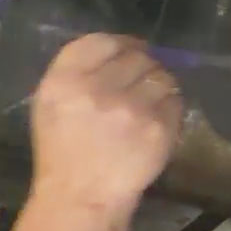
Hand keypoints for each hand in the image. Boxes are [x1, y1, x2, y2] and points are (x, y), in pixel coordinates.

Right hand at [29, 34, 181, 215]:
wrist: (84, 188)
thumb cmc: (66, 145)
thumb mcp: (53, 103)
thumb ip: (81, 74)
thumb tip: (121, 50)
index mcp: (62, 82)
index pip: (99, 42)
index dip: (122, 42)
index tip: (134, 47)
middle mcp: (98, 90)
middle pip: (138, 58)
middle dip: (146, 64)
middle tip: (145, 76)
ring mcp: (134, 108)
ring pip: (163, 78)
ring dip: (162, 83)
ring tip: (151, 97)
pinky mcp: (161, 125)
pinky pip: (176, 101)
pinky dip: (171, 104)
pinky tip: (158, 116)